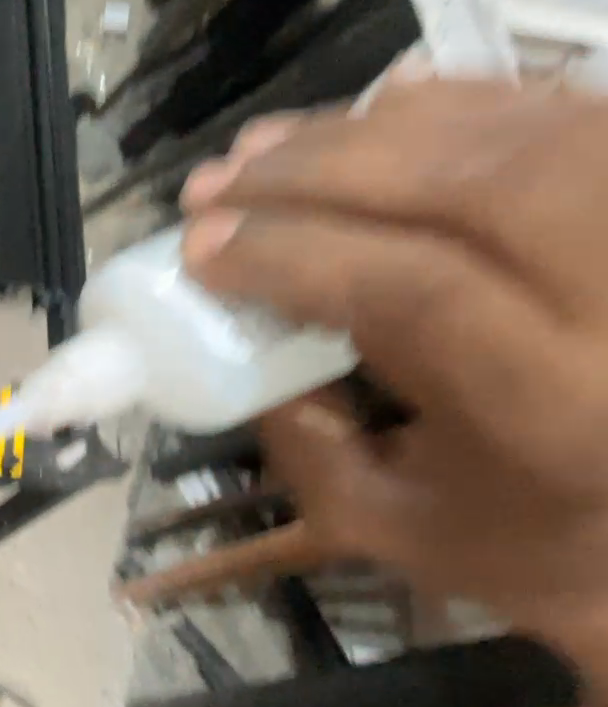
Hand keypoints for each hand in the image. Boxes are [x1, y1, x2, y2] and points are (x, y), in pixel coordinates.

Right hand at [178, 83, 607, 670]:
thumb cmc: (516, 541)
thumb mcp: (379, 519)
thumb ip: (300, 440)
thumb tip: (241, 336)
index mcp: (560, 410)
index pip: (415, 291)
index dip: (292, 255)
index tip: (198, 248)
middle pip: (478, 188)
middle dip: (320, 173)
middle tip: (215, 182)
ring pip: (528, 135)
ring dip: (372, 132)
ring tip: (263, 148)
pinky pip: (575, 115)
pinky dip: (463, 104)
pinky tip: (373, 112)